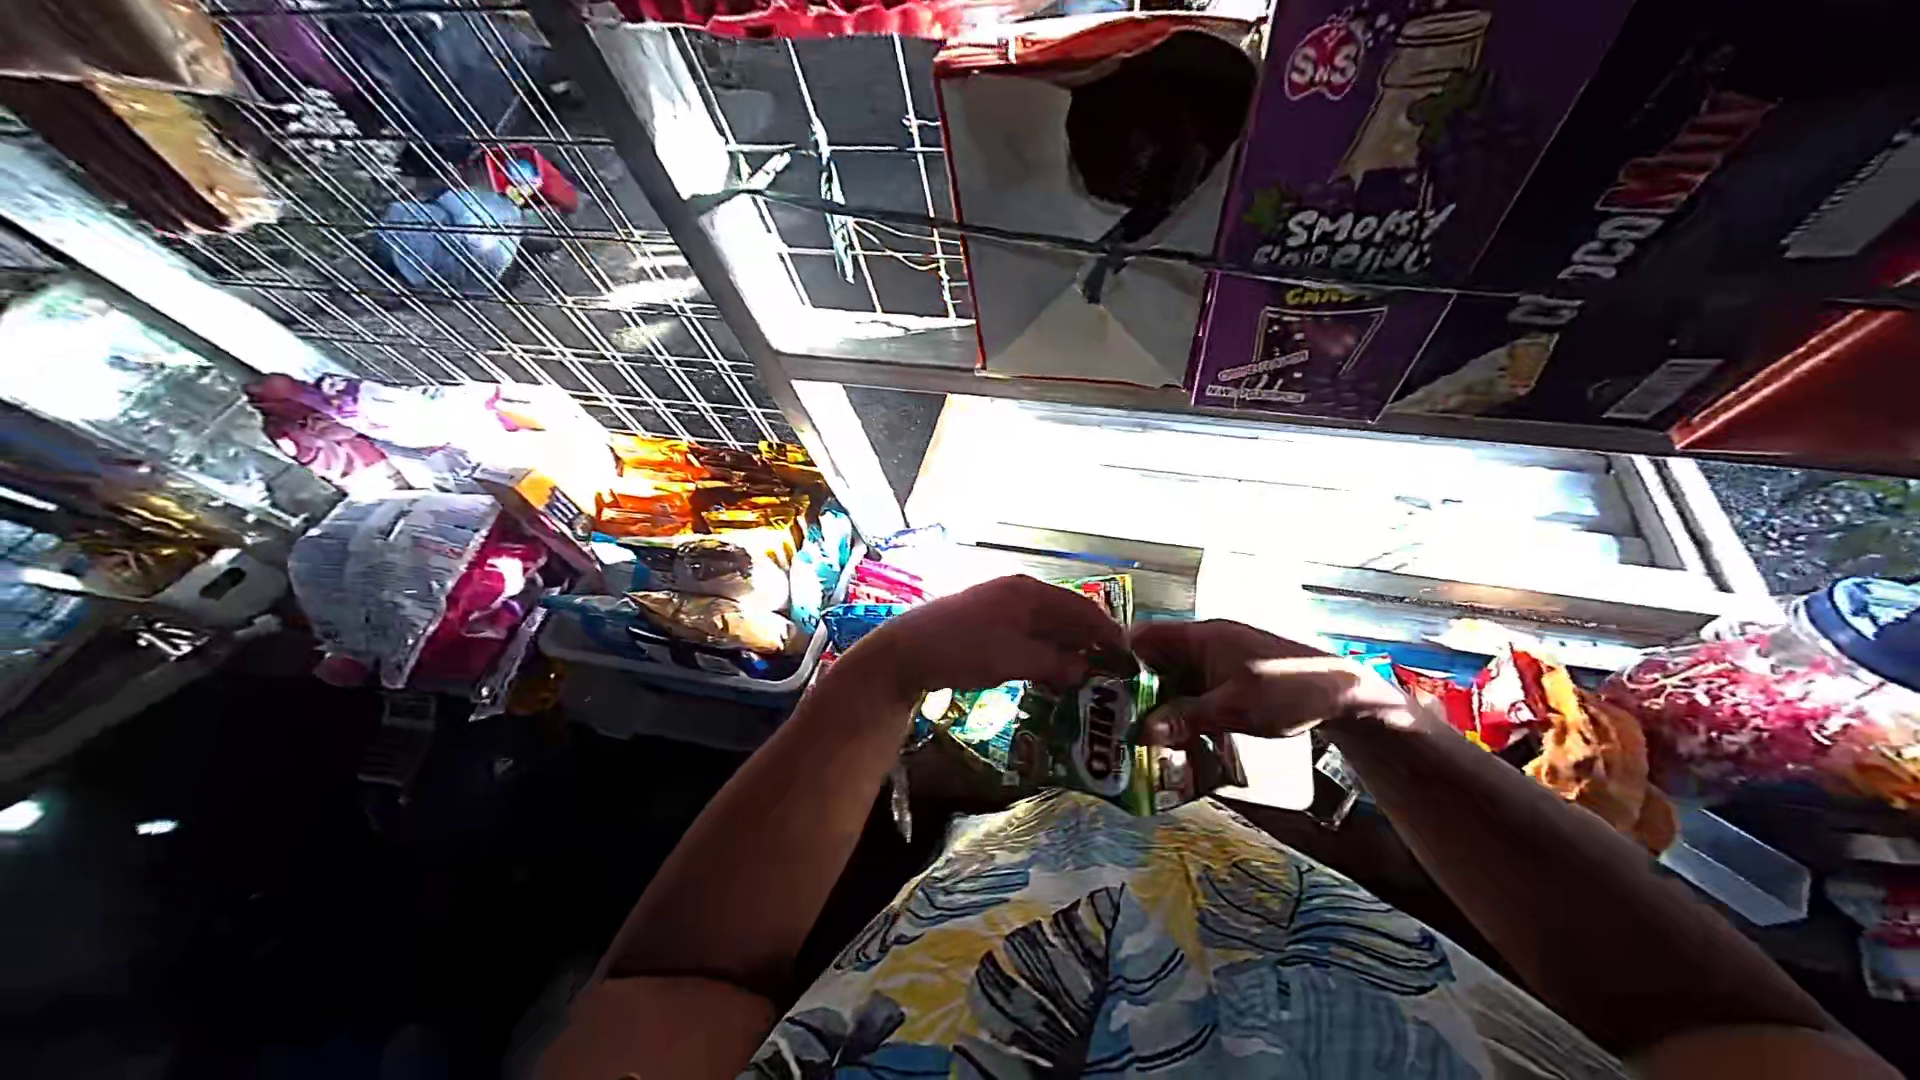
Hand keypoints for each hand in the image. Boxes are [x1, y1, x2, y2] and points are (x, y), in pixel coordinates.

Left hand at [847, 575, 1133, 700]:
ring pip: (1047, 625)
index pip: (1082, 609)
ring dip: (1065, 649)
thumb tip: (1086, 670)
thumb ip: (1054, 664)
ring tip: (1082, 676)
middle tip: (1108, 671)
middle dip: (1088, 642)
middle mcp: (1019, 592)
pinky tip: (1047, 672)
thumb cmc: (963, 650)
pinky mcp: (987, 620)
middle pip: (1066, 615)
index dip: (1108, 634)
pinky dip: (1043, 651)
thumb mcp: (1014, 660)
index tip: (1127, 659)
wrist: (906, 652)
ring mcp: (1001, 604)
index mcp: (1030, 593)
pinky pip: (1027, 633)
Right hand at [1129, 619, 1410, 742]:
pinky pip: (1192, 689)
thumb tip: (1143, 731)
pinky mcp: (1227, 678)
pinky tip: (1173, 732)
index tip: (1098, 686)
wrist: (1344, 695)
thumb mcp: (1235, 709)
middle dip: (1134, 687)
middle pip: (1154, 660)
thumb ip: (1188, 718)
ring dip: (1158, 701)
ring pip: (1172, 677)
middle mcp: (1203, 643)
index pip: (1144, 637)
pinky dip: (1180, 707)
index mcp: (1200, 636)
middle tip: (1112, 716)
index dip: (1118, 657)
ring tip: (1136, 729)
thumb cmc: (1290, 691)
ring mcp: (1215, 661)